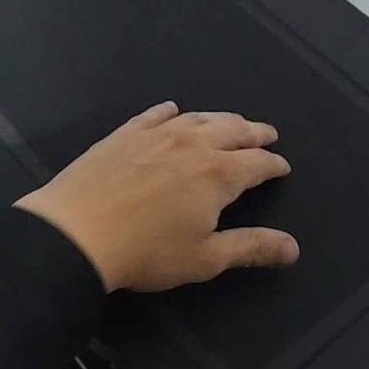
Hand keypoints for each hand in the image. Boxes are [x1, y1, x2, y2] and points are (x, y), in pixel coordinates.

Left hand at [15, 101, 297, 292]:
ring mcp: (155, 135)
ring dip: (220, 118)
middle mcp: (192, 144)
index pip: (257, 163)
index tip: (282, 167)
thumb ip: (251, 248)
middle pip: (233, 130)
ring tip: (230, 121)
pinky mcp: (123, 135)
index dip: (273, 165)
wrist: (76, 233)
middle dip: (254, 132)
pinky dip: (169, 112)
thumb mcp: (205, 258)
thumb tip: (293, 247)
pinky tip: (171, 110)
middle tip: (267, 133)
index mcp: (218, 174)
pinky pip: (153, 116)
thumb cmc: (147, 252)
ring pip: (197, 118)